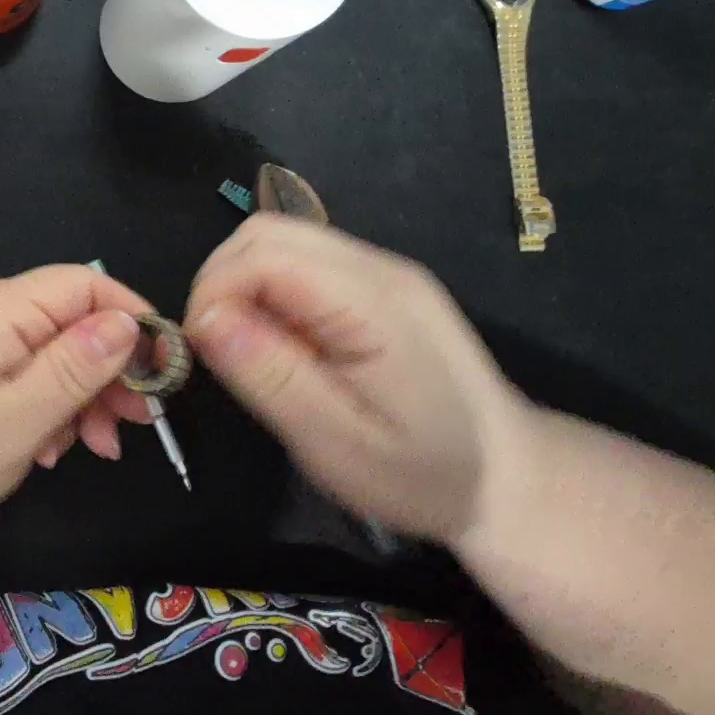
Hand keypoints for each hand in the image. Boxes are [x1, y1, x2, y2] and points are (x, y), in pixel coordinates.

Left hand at [0, 266, 155, 540]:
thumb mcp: (20, 418)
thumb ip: (77, 366)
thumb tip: (129, 320)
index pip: (85, 284)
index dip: (132, 320)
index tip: (161, 374)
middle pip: (66, 318)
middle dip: (106, 369)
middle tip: (132, 427)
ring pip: (43, 348)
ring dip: (75, 393)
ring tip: (88, 448)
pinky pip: (12, 366)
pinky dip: (38, 400)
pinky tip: (43, 446)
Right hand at [184, 214, 534, 544]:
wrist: (513, 481)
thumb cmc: (425, 475)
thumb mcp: (339, 445)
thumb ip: (272, 377)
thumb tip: (204, 320)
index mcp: (375, 302)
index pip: (263, 253)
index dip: (214, 293)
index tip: (202, 352)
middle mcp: (378, 268)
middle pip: (265, 233)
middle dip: (219, 282)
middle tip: (214, 348)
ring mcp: (381, 271)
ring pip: (277, 240)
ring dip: (238, 284)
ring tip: (243, 347)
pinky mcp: (376, 284)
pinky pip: (298, 261)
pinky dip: (264, 290)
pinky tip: (277, 341)